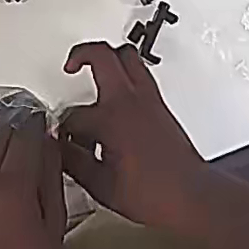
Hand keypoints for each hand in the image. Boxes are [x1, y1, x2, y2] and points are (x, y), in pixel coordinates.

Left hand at [0, 123, 64, 248]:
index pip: (27, 135)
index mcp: (10, 188)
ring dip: (3, 148)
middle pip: (3, 135)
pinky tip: (0, 184)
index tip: (49, 126)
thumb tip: (51, 147)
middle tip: (37, 142)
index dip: (41, 126)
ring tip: (20, 167)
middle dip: (21, 133)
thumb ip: (52, 180)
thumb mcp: (53, 231)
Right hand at [58, 42, 226, 238]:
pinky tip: (117, 88)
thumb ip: (74, 162)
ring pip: (126, 55)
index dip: (63, 130)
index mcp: (111, 118)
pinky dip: (125, 70)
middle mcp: (130, 99)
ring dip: (107, 57)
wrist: (189, 194)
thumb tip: (59, 149)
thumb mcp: (101, 186)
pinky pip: (139, 71)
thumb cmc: (153, 193)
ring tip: (93, 65)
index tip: (61, 140)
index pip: (75, 115)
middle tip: (70, 65)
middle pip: (102, 54)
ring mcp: (147, 96)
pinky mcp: (159, 101)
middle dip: (80, 54)